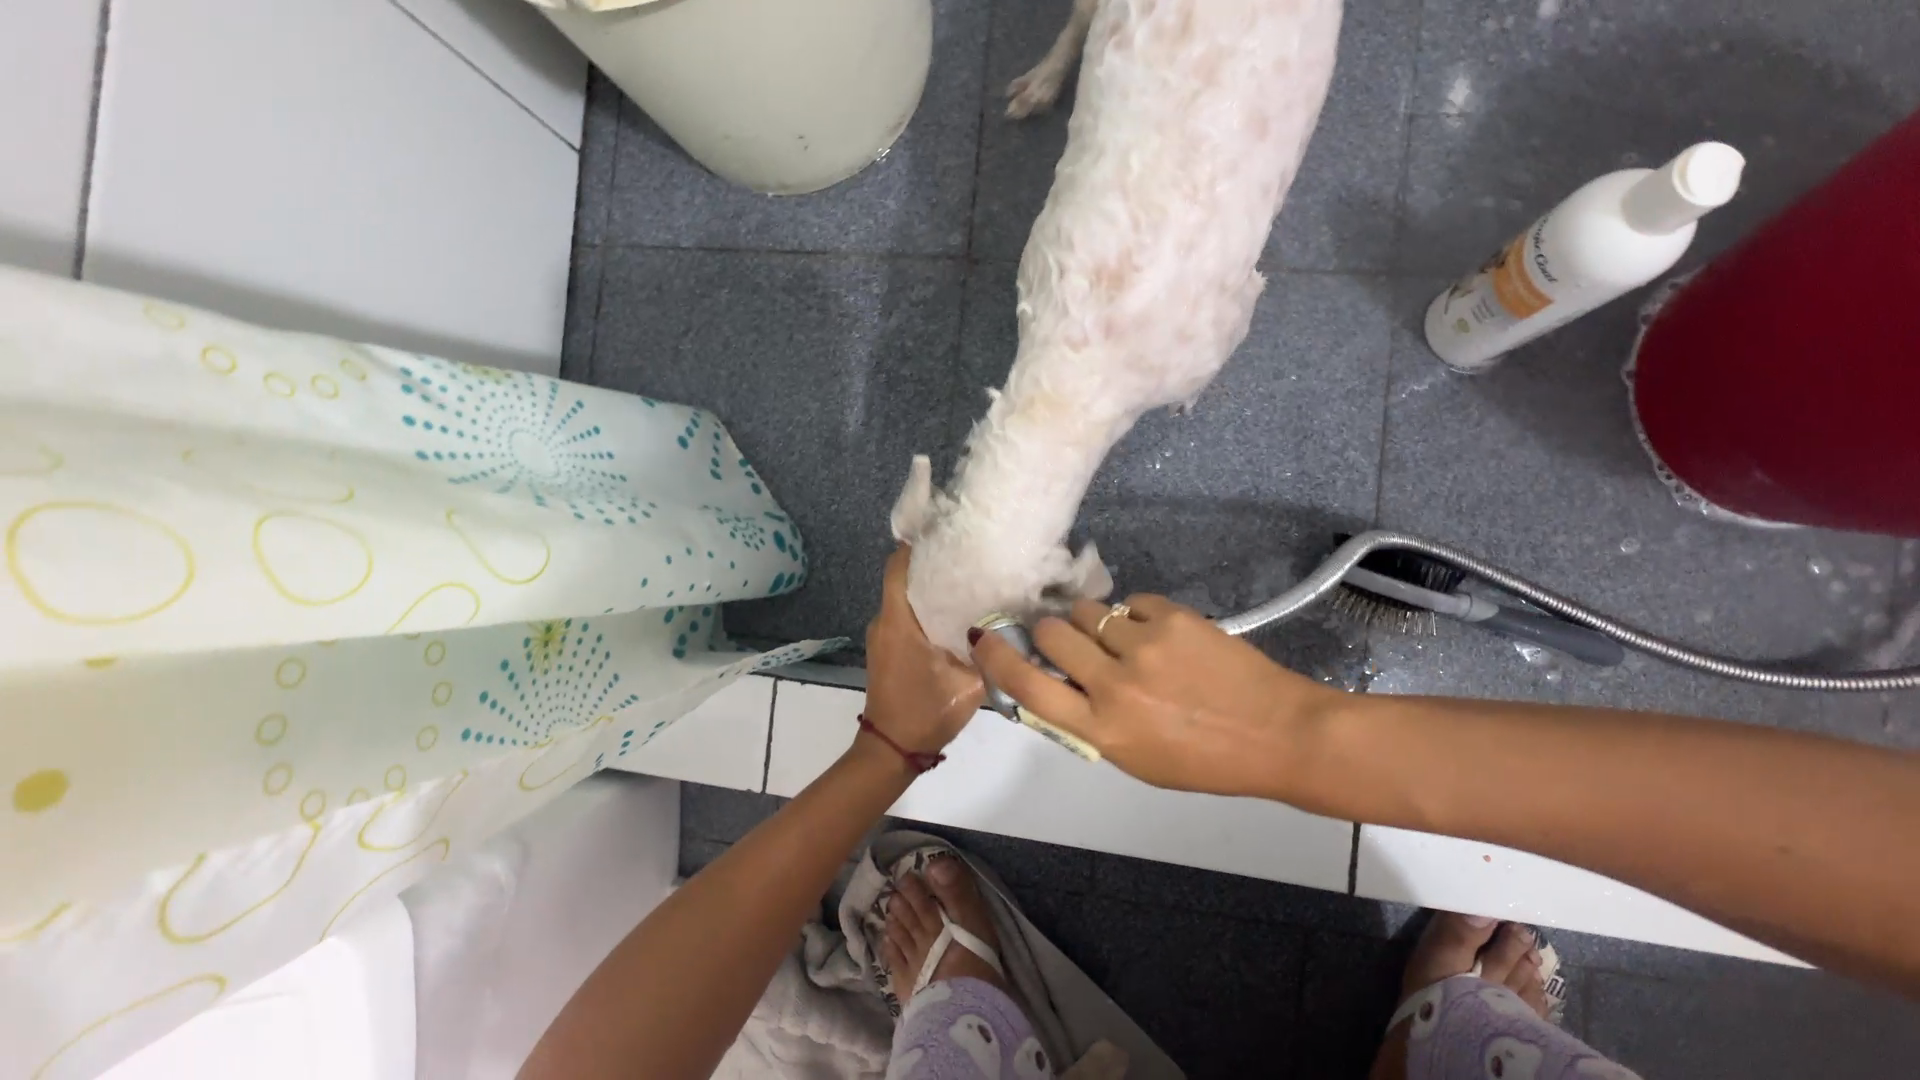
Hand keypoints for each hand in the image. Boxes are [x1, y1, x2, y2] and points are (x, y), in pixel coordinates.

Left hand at [862, 546, 985, 756]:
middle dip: (935, 563)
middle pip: (905, 578)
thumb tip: (1019, 627)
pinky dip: (928, 607)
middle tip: (974, 555)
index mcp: (898, 622)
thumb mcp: (968, 685)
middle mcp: (885, 621)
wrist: (892, 751)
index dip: (920, 545)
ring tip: (972, 578)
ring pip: (906, 597)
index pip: (899, 566)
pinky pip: (906, 615)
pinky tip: (959, 612)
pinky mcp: (889, 649)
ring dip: (933, 587)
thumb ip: (992, 654)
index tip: (950, 533)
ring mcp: (884, 636)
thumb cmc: (925, 713)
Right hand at [969, 594, 1338, 796]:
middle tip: (1068, 639)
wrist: (1277, 734)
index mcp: (1102, 730)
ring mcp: (1144, 646)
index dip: (999, 658)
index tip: (984, 639)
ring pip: (1087, 611)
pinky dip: (1135, 616)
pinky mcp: (1173, 618)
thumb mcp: (1133, 760)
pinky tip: (1157, 635)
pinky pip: (1130, 603)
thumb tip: (1051, 686)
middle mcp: (1115, 685)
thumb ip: (1087, 724)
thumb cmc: (1203, 761)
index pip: (1029, 687)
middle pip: (1052, 634)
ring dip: (1092, 621)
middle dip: (1051, 632)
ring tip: (1119, 636)